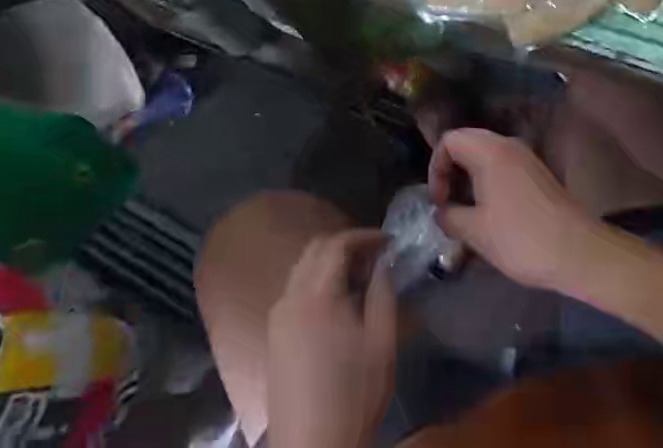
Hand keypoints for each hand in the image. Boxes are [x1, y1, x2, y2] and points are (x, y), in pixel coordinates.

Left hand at [266, 231, 397, 447]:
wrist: (311, 447)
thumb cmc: (353, 395)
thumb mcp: (381, 343)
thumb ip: (383, 294)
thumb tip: (382, 264)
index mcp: (317, 295)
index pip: (337, 244)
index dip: (365, 236)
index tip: (389, 242)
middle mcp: (290, 296)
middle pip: (316, 249)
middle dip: (347, 244)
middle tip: (375, 256)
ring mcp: (277, 315)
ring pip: (303, 267)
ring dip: (330, 261)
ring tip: (360, 278)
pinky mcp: (274, 334)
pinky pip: (295, 289)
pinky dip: (317, 280)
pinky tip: (337, 302)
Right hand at [430, 129, 604, 291]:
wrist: (579, 252)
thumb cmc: (522, 239)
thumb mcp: (476, 232)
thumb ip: (450, 217)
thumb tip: (442, 212)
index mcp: (489, 151)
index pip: (449, 140)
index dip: (435, 168)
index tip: (439, 201)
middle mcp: (508, 145)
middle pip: (467, 142)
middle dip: (450, 169)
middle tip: (448, 202)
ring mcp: (527, 157)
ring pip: (486, 154)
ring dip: (470, 176)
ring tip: (468, 210)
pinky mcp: (538, 173)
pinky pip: (504, 165)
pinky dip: (489, 181)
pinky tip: (491, 212)